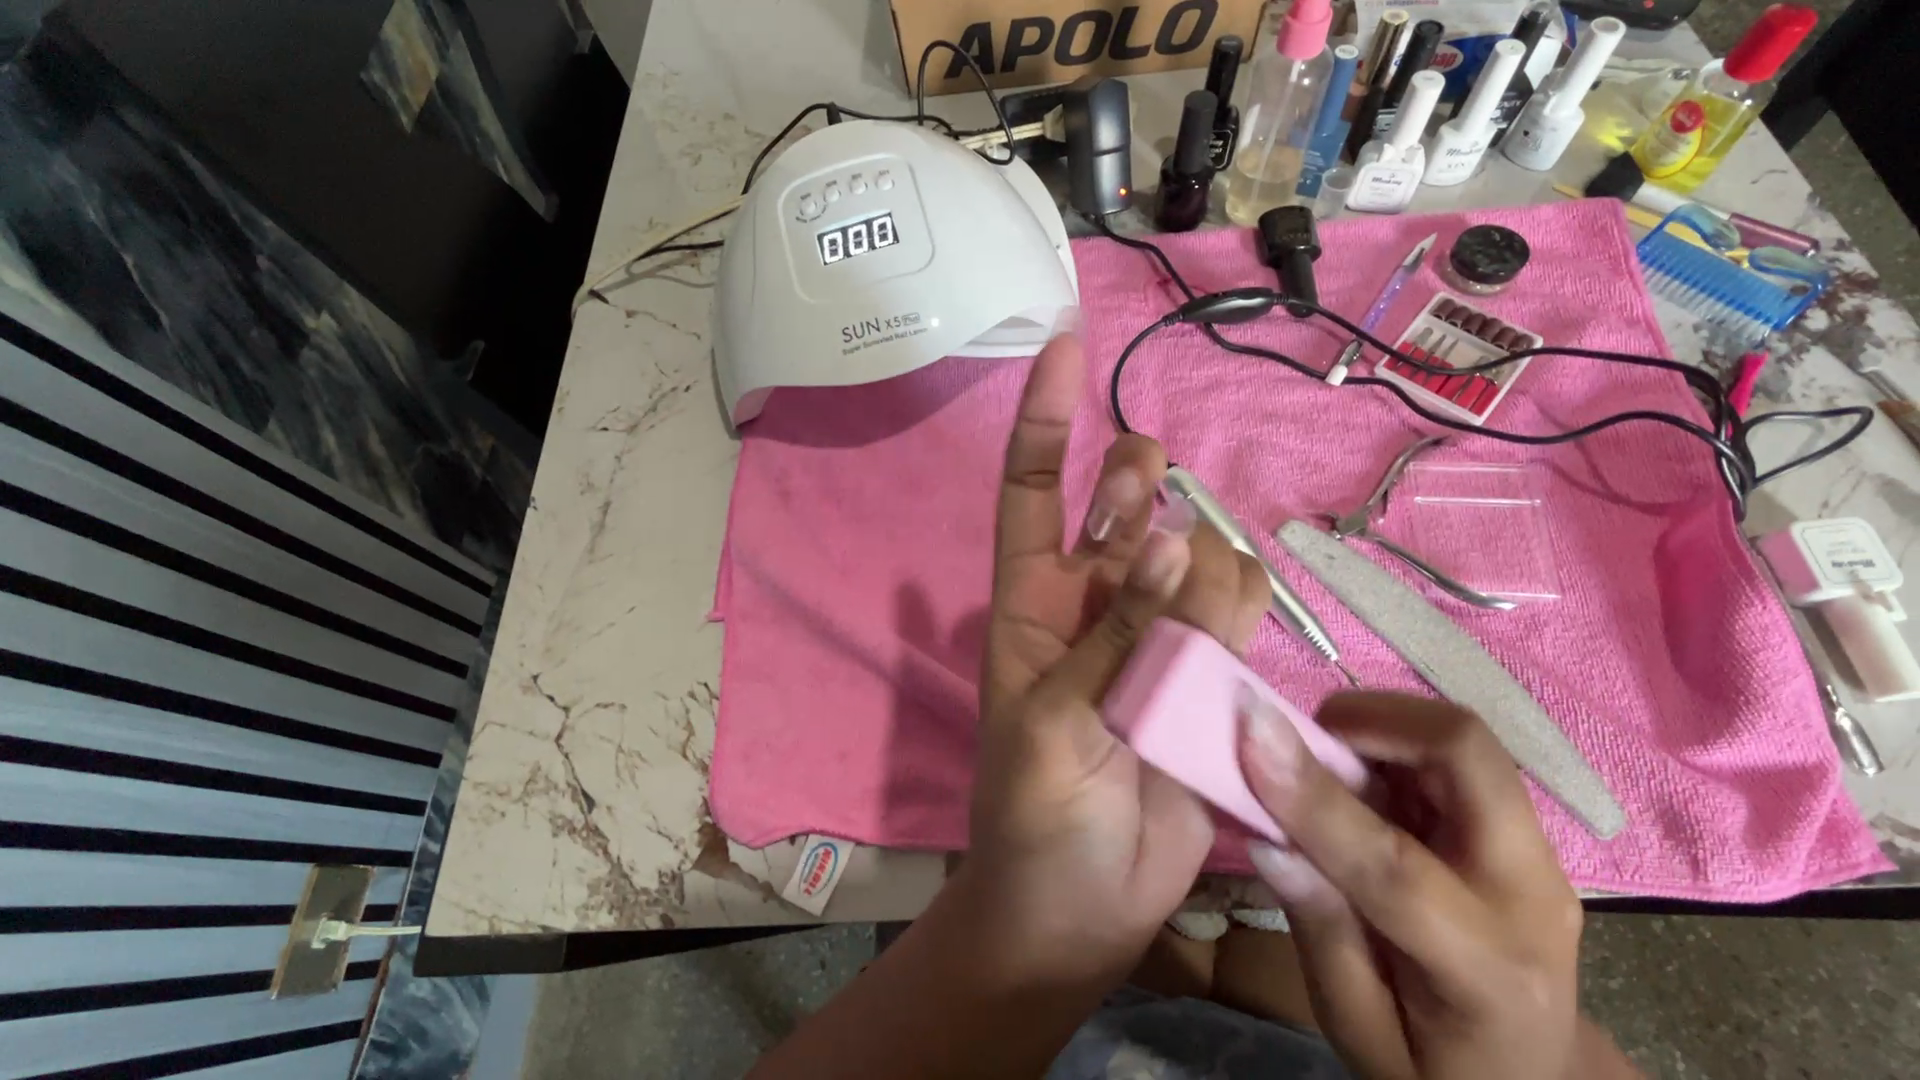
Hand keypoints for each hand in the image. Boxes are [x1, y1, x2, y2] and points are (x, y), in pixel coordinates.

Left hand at [963, 333, 1266, 983]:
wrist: (1081, 905)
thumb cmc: (1035, 812)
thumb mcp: (1053, 721)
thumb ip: (1115, 633)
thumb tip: (1171, 539)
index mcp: (1031, 602)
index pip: (1033, 489)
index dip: (1048, 419)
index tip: (1068, 343)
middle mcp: (1095, 602)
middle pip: (1123, 504)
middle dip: (1136, 487)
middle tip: (1149, 515)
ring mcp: (1157, 635)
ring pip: (1195, 552)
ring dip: (1200, 567)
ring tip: (1188, 639)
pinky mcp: (1211, 674)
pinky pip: (1240, 611)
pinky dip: (1244, 605)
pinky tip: (1234, 638)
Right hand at [1238, 692, 1632, 1079]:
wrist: (1534, 1074)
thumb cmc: (1433, 1065)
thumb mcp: (1358, 1028)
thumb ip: (1320, 932)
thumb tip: (1268, 836)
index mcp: (1487, 968)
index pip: (1392, 864)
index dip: (1313, 793)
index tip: (1249, 726)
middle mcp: (1530, 891)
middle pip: (1467, 753)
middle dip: (1374, 719)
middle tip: (1303, 734)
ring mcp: (1538, 852)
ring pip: (1463, 739)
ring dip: (1381, 728)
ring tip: (1323, 761)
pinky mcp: (1523, 829)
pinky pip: (1455, 756)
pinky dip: (1392, 745)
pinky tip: (1358, 782)